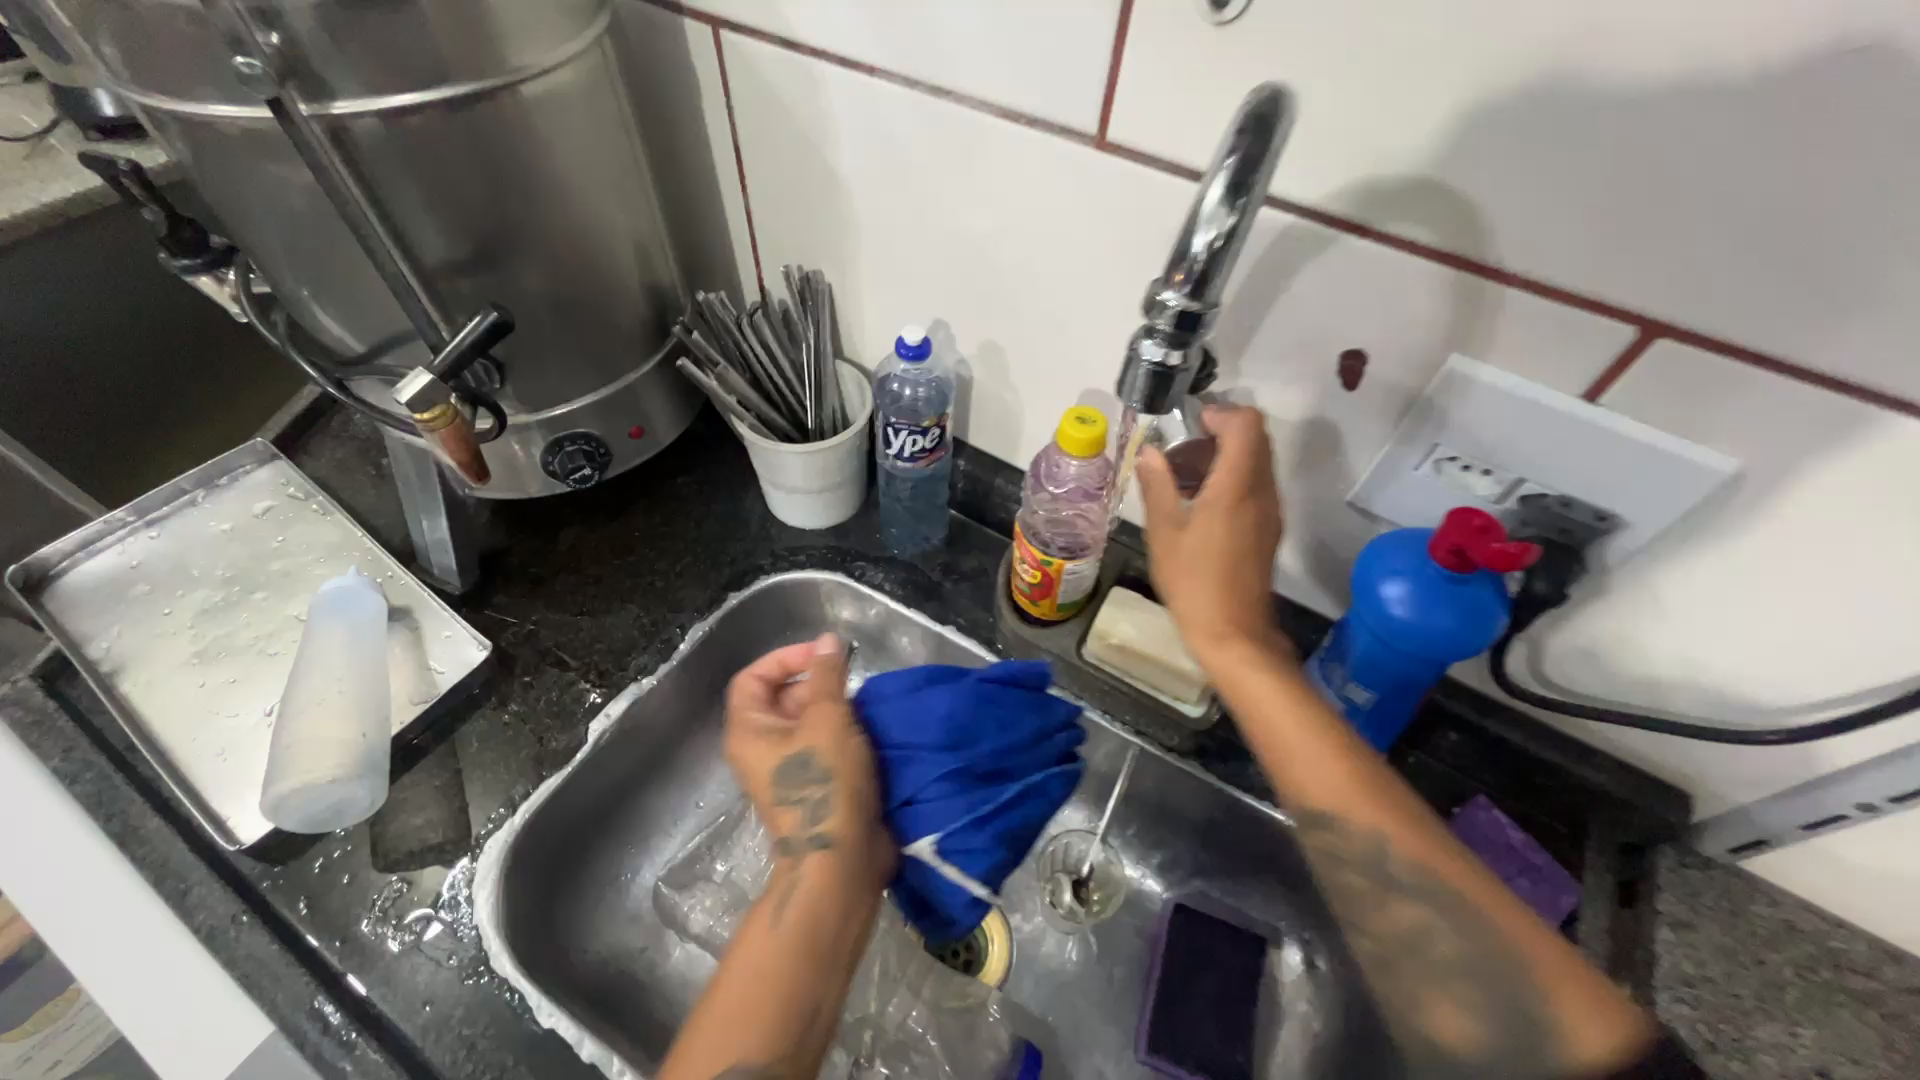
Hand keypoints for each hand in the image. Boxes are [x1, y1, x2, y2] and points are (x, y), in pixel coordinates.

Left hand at [724, 634, 893, 897]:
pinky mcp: (813, 789)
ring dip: (834, 710)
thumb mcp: (828, 718)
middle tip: (850, 682)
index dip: (786, 659)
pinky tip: (869, 733)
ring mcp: (786, 772)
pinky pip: (822, 749)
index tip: (824, 655)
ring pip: (806, 725)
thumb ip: (827, 675)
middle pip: (780, 699)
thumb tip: (828, 641)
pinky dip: (843, 735)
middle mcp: (760, 750)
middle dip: (816, 684)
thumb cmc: (824, 782)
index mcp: (748, 731)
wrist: (840, 859)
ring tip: (863, 707)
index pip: (753, 677)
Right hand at [1136, 404, 1288, 662]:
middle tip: (1178, 455)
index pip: (1247, 424)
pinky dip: (1230, 481)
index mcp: (1237, 487)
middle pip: (1254, 439)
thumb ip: (1158, 485)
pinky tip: (1198, 506)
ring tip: (1182, 482)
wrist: (1233, 633)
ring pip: (1255, 463)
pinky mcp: (1268, 528)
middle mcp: (1262, 491)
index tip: (1188, 426)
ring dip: (1222, 459)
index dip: (1220, 413)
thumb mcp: (1164, 532)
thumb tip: (1149, 452)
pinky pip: (1254, 486)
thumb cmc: (1193, 582)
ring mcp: (1270, 511)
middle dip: (1217, 435)